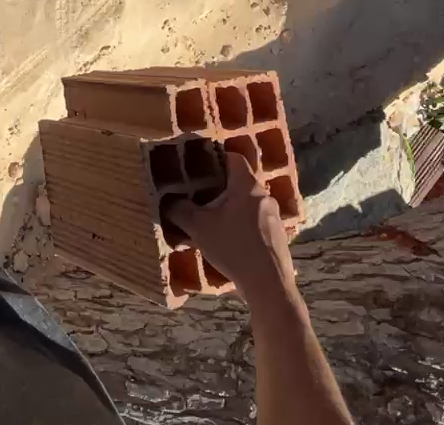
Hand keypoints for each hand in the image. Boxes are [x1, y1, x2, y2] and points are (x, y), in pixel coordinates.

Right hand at [164, 150, 293, 300]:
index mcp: (247, 186)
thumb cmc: (233, 247)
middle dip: (218, 186)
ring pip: (247, 203)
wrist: (269, 286)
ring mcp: (274, 218)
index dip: (215, 157)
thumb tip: (166, 200)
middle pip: (239, 181)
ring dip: (230, 207)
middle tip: (198, 194)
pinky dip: (241, 224)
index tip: (198, 166)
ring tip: (211, 219)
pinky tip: (228, 241)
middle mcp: (264, 197)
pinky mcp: (278, 237)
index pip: (233, 157)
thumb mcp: (198, 227)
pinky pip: (255, 221)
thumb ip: (179, 209)